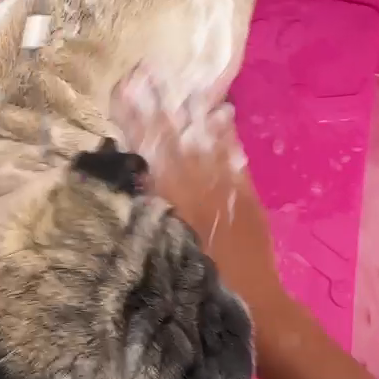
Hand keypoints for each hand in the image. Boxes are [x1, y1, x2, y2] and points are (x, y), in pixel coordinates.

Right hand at [112, 71, 288, 316]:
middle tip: (148, 72)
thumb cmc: (197, 285)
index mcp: (171, 200)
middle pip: (174, 138)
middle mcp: (198, 187)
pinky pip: (236, 158)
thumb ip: (147, 211)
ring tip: (183, 80)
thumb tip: (131, 174)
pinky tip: (223, 113)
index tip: (124, 90)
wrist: (253, 306)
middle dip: (159, 104)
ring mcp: (226, 189)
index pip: (148, 151)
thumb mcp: (161, 250)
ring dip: (193, 111)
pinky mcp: (247, 197)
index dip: (135, 119)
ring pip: (206, 142)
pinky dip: (228, 136)